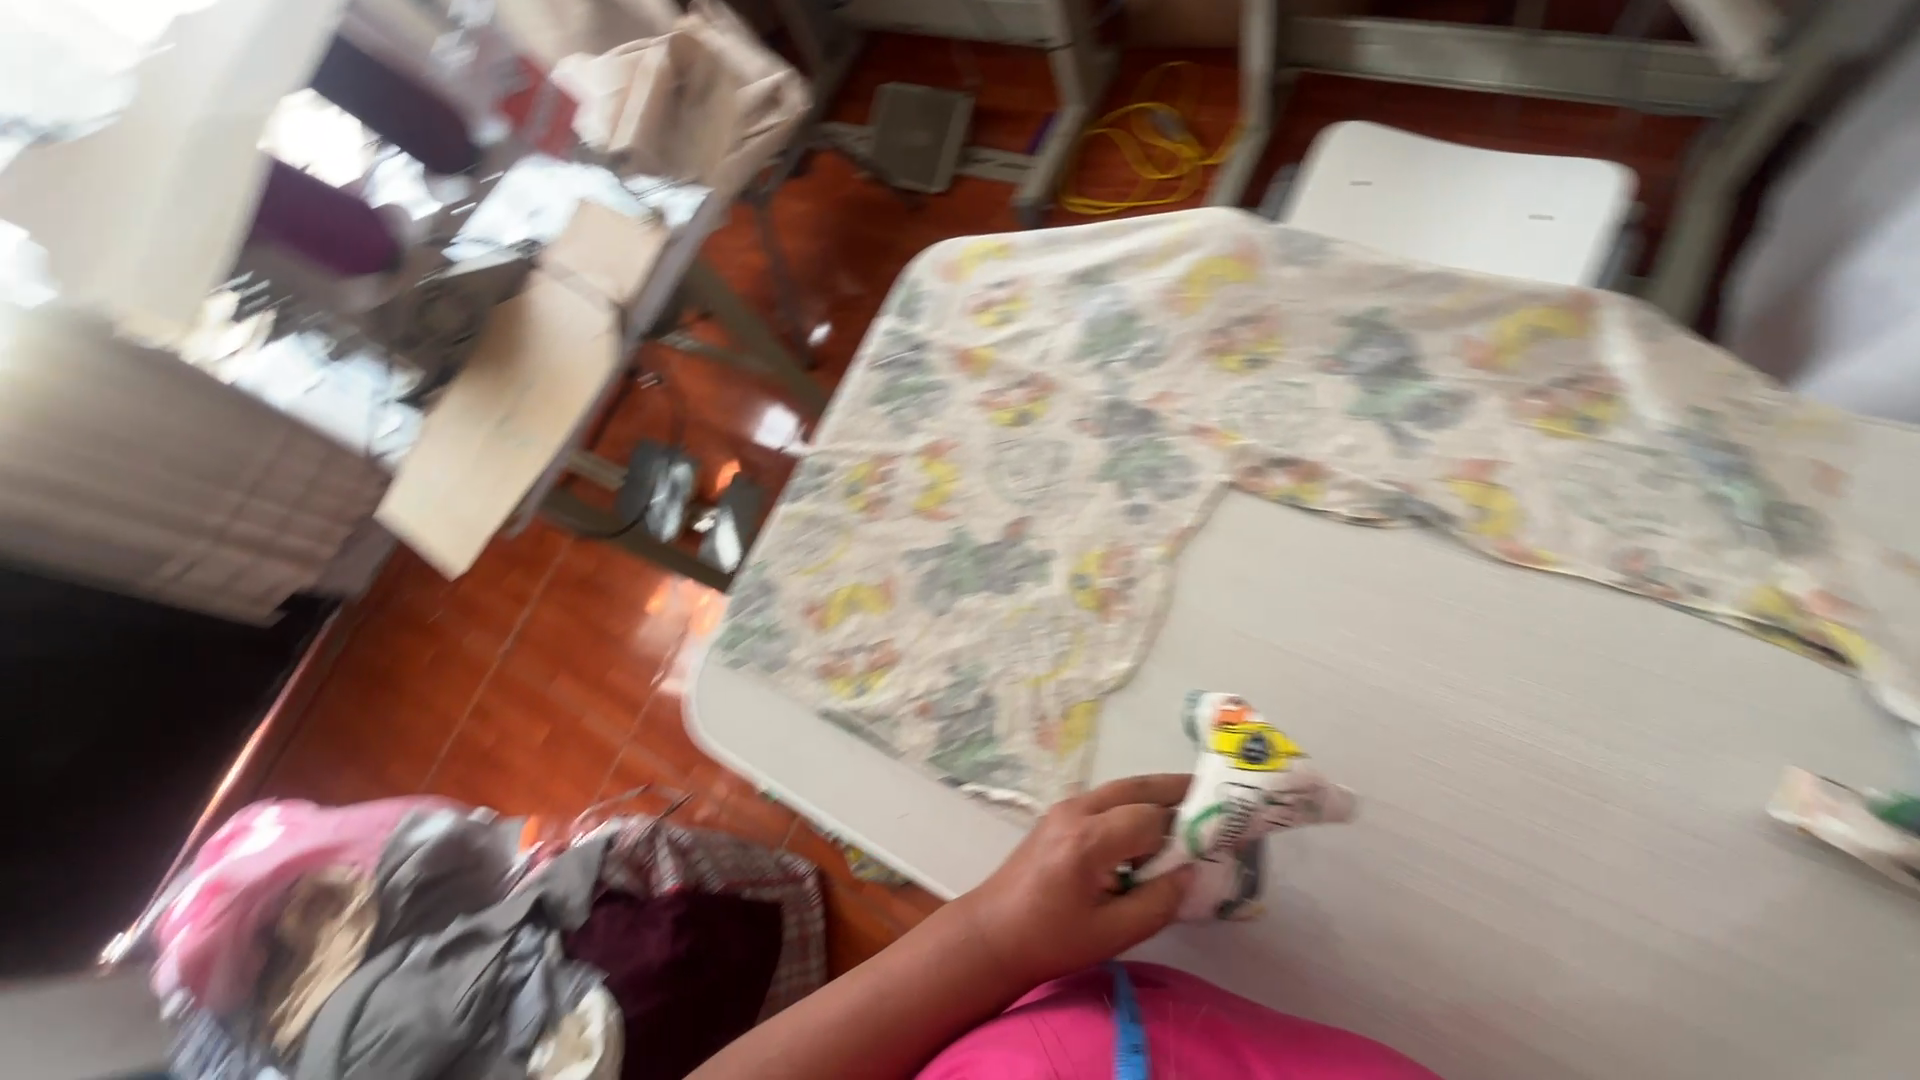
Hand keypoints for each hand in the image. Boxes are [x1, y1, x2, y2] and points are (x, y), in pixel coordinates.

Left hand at [944, 773, 1195, 989]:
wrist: (992, 932)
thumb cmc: (1050, 939)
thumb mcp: (1112, 933)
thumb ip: (1158, 902)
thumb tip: (1190, 872)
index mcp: (1088, 840)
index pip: (1150, 819)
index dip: (1182, 832)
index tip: (1208, 845)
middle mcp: (1076, 811)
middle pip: (1136, 787)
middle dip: (1176, 790)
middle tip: (1213, 797)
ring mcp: (1064, 808)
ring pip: (1121, 788)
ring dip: (1154, 794)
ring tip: (1190, 808)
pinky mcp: (1059, 815)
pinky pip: (1105, 799)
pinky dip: (1133, 803)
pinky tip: (1149, 827)